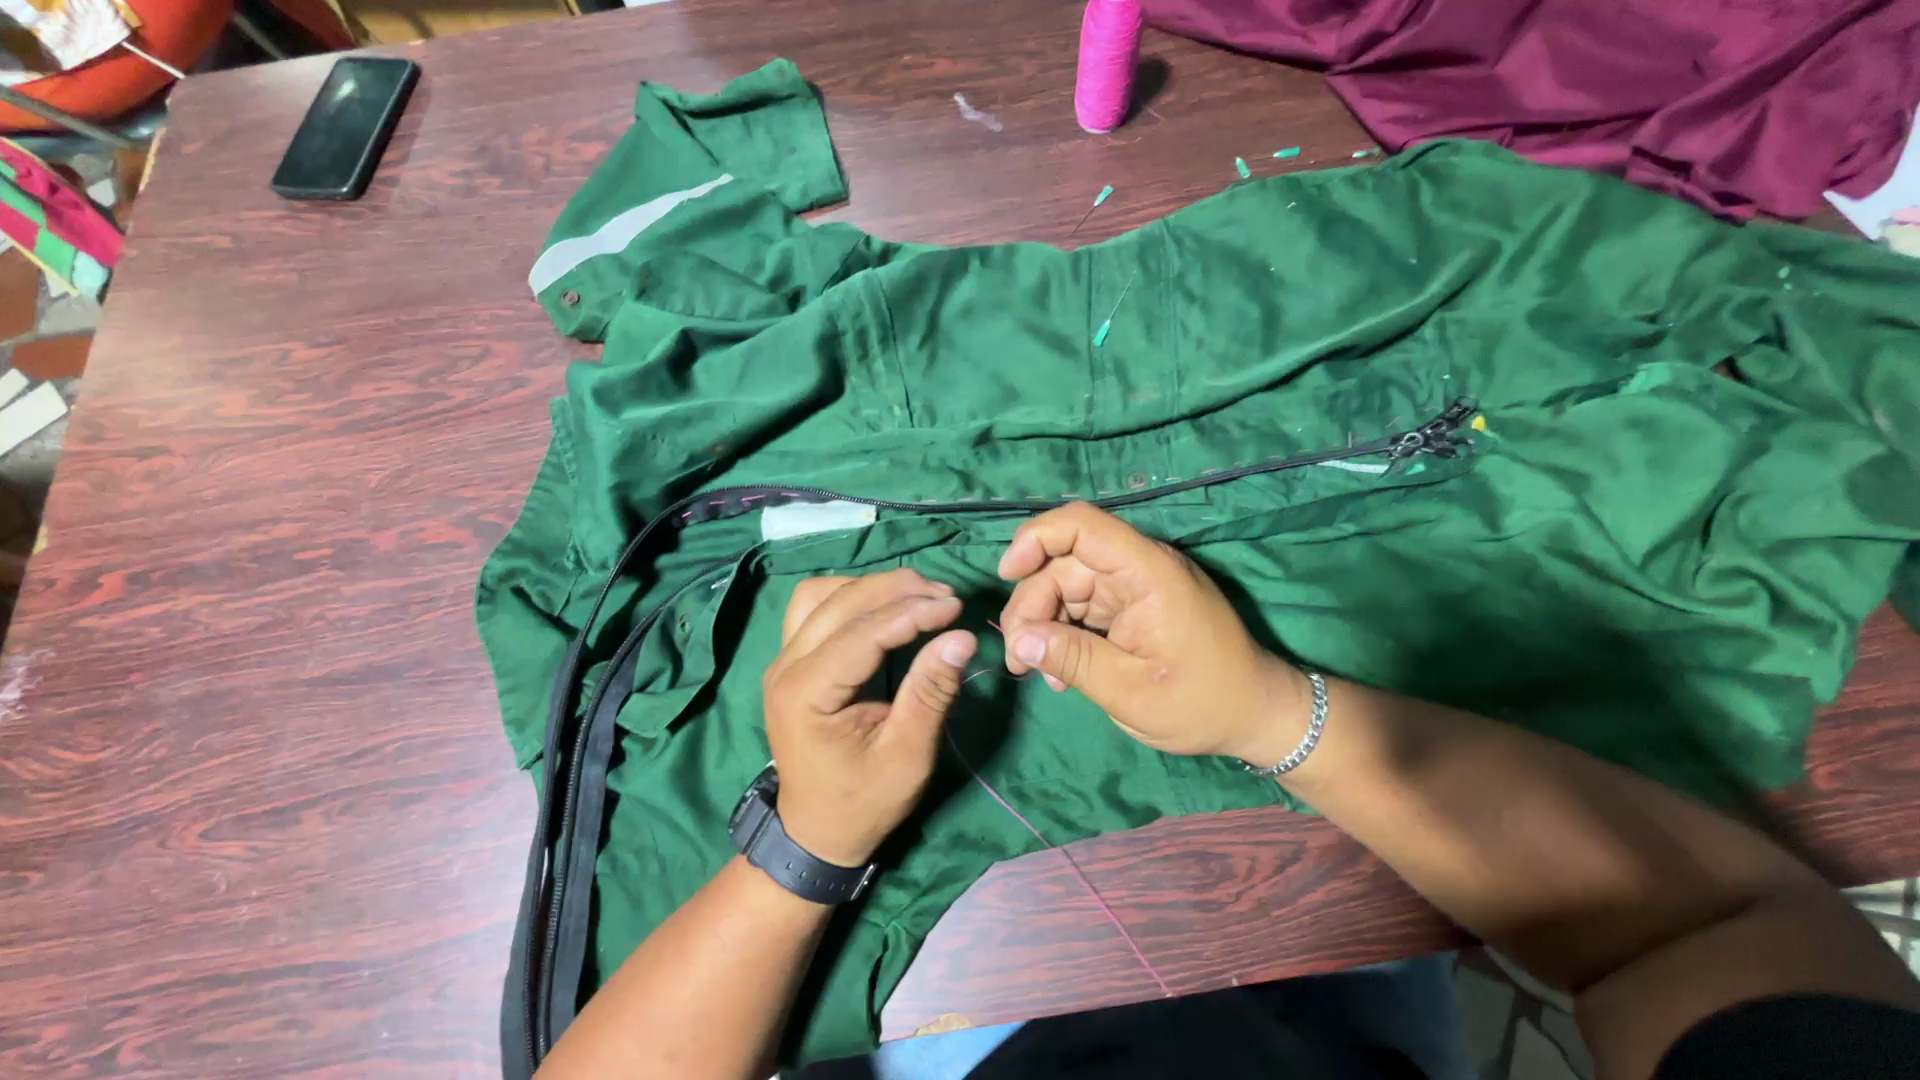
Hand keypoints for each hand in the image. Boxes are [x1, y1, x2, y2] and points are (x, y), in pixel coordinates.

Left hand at [762, 569, 977, 868]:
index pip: (863, 632)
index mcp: (807, 693)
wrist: (816, 832)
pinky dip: (850, 597)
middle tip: (946, 596)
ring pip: (820, 595)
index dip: (912, 612)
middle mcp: (785, 666)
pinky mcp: (790, 660)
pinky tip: (884, 608)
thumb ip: (930, 693)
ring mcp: (782, 660)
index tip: (956, 606)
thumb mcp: (907, 755)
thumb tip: (962, 637)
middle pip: (839, 601)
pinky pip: (814, 608)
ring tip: (918, 597)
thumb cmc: (864, 801)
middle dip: (896, 590)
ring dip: (870, 588)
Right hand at [997, 503, 1310, 765]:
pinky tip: (1060, 673)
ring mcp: (1137, 587)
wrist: (1258, 716)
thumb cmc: (1201, 703)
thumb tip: (1018, 641)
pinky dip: (1065, 634)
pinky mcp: (1135, 607)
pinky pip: (1084, 608)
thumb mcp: (1129, 691)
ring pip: (1067, 587)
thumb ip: (1071, 659)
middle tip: (1018, 659)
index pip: (1081, 525)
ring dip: (1044, 625)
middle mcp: (1140, 569)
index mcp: (1147, 573)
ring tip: (1035, 672)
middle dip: (1031, 606)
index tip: (1007, 576)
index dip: (1035, 539)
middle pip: (1064, 564)